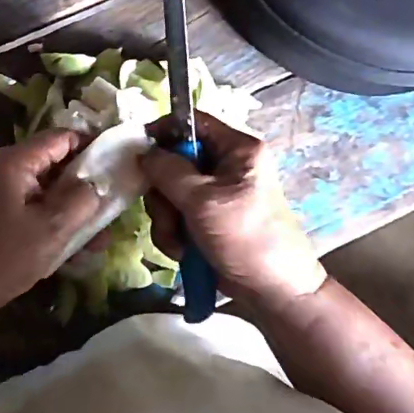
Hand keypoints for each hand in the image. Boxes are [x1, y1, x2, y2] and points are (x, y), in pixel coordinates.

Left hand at [0, 128, 100, 315]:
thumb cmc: (7, 255)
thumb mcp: (53, 227)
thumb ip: (82, 199)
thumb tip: (101, 181)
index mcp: (17, 161)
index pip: (62, 136)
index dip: (93, 145)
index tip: (120, 162)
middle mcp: (10, 167)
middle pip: (58, 161)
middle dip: (88, 181)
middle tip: (118, 198)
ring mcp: (6, 190)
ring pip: (52, 188)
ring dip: (77, 207)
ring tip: (105, 232)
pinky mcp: (6, 212)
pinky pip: (40, 206)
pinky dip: (60, 220)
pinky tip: (83, 248)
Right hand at [141, 111, 325, 306]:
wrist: (272, 291)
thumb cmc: (247, 238)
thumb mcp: (203, 200)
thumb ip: (168, 170)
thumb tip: (142, 152)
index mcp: (237, 149)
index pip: (192, 121)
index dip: (164, 130)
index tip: (141, 150)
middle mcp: (224, 166)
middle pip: (173, 160)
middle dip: (164, 192)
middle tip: (169, 212)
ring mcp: (212, 194)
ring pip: (168, 192)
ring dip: (166, 218)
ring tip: (181, 240)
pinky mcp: (204, 219)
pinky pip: (173, 215)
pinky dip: (173, 233)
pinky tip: (184, 250)